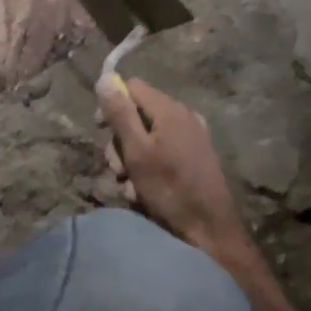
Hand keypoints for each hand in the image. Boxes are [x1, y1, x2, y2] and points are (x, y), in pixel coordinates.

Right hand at [97, 77, 250, 264]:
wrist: (211, 233)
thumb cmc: (170, 190)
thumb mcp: (137, 151)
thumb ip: (120, 113)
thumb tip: (105, 77)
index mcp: (170, 110)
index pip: (131, 86)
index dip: (111, 104)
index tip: (100, 129)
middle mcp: (183, 117)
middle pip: (137, 115)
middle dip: (120, 142)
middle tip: (117, 169)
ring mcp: (191, 139)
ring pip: (146, 139)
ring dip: (130, 163)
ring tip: (130, 188)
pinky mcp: (194, 160)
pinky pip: (161, 155)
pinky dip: (148, 171)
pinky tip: (143, 195)